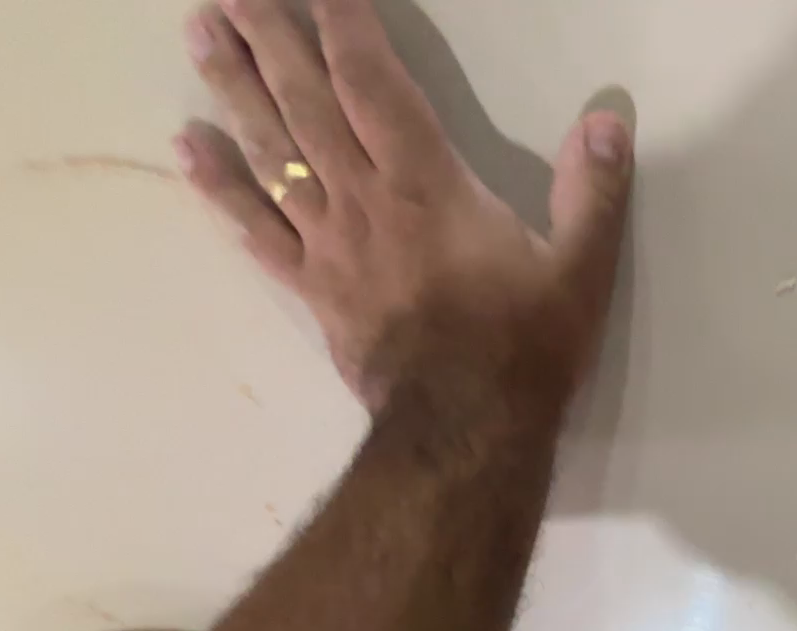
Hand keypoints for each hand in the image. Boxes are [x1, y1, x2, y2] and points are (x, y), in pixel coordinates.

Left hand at [175, 0, 632, 414]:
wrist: (471, 424)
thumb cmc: (527, 345)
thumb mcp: (582, 272)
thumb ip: (594, 195)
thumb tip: (608, 122)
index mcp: (429, 188)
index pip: (373, 84)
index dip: (344, 24)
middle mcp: (367, 202)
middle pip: (307, 104)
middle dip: (269, 36)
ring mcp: (332, 248)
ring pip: (272, 155)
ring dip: (234, 89)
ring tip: (200, 31)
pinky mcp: (317, 292)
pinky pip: (257, 232)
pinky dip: (221, 189)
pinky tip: (188, 148)